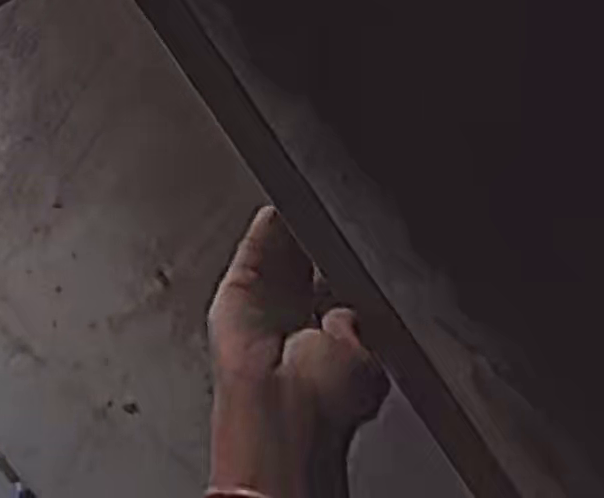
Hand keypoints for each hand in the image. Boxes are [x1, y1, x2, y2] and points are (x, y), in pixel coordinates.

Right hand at [208, 207, 388, 497]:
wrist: (278, 398)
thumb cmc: (325, 396)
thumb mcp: (366, 359)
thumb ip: (357, 325)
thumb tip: (346, 306)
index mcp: (333, 341)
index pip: (338, 293)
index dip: (345, 269)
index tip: (351, 246)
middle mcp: (297, 319)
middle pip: (305, 269)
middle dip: (314, 245)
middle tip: (324, 218)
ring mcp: (264, 301)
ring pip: (278, 256)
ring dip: (288, 232)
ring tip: (299, 205)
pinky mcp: (237, 287)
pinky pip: (252, 252)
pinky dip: (262, 231)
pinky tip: (273, 211)